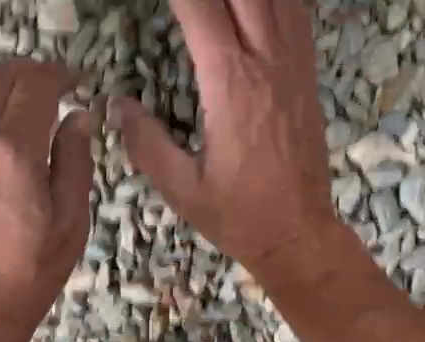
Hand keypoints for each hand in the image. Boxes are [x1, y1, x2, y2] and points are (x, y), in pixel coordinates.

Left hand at [0, 60, 93, 341]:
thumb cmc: (32, 273)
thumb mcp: (71, 221)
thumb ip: (75, 161)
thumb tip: (77, 120)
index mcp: (14, 148)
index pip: (36, 84)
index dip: (60, 76)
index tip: (77, 84)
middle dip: (29, 73)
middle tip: (53, 86)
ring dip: (0, 86)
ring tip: (23, 101)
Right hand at [110, 0, 342, 280]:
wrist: (298, 235)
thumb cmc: (238, 217)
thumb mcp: (182, 189)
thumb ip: (147, 143)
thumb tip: (116, 106)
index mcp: (230, 84)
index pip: (199, 6)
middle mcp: (267, 60)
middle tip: (186, 1)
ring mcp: (293, 62)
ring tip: (217, 2)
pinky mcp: (307, 73)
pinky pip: (296, 11)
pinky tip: (252, 6)